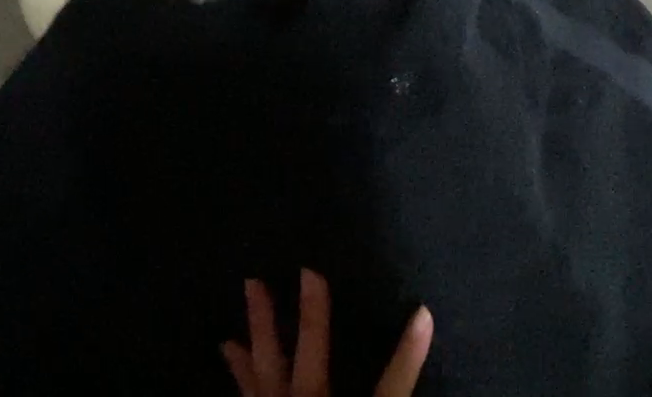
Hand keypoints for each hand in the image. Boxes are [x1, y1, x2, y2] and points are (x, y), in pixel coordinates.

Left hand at [222, 270, 433, 396]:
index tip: (308, 266)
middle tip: (251, 282)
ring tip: (227, 339)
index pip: (314, 344)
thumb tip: (423, 316)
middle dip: (264, 320)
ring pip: (251, 388)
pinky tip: (240, 390)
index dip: (315, 307)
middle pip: (270, 359)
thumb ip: (401, 372)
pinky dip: (241, 394)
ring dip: (243, 360)